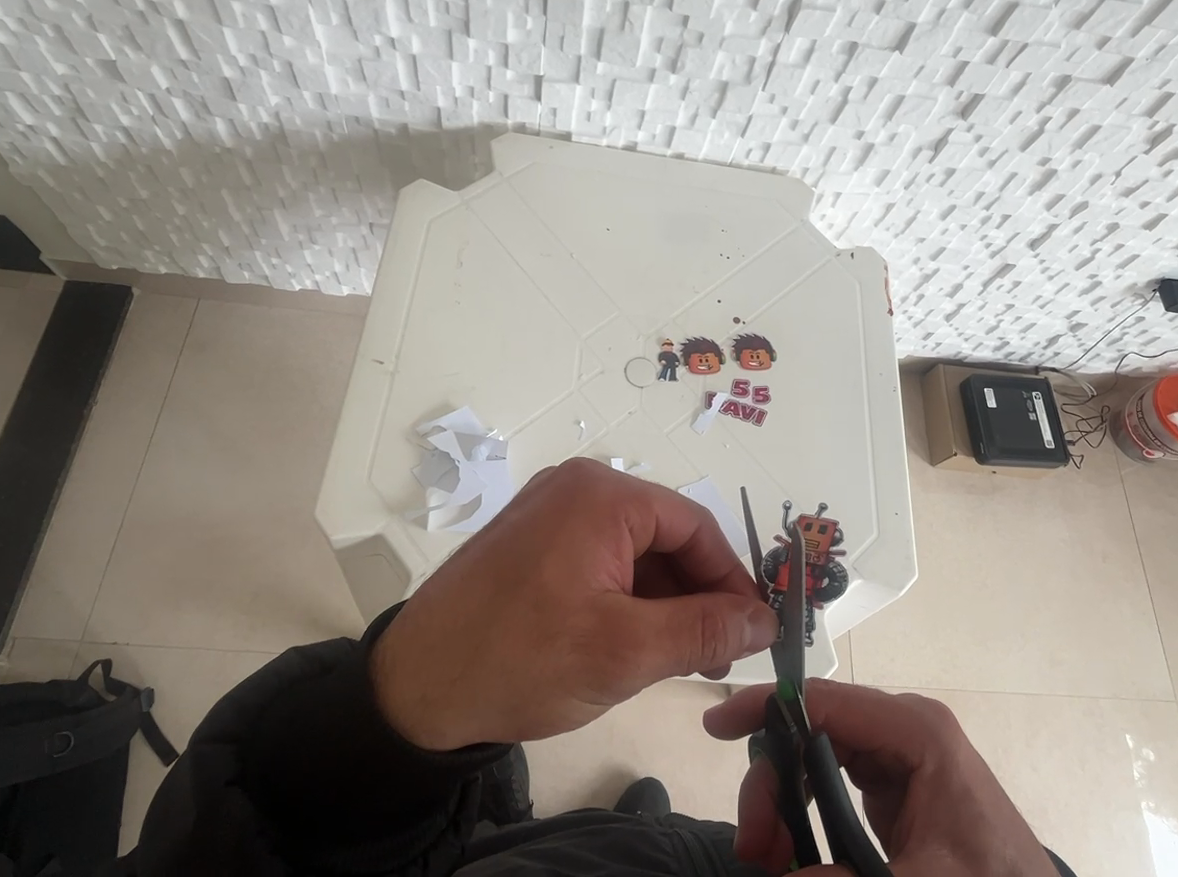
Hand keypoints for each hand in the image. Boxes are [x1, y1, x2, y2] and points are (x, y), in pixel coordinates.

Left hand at [371, 458, 777, 750]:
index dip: (731, 580)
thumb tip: (765, 619)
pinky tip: (630, 642)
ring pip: (633, 550)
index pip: (695, 526)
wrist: (411, 688)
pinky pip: (599, 558)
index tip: (753, 632)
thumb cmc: (523, 660)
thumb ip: (704, 629)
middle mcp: (576, 488)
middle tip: (714, 655)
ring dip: (661, 600)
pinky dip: (624, 597)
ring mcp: (549, 512)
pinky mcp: (531, 541)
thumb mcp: (626, 651)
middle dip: (695, 594)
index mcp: (602, 495)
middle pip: (664, 536)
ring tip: (674, 657)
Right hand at [704, 680, 1055, 876]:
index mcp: (916, 731)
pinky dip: (801, 808)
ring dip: (782, 801)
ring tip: (766, 855)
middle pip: (810, 731)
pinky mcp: (890, 778)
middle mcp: (900, 727)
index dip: (767, 708)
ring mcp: (895, 751)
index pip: (825, 701)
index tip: (718, 728)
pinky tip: (787, 847)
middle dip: (773, 784)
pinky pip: (826, 777)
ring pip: (811, 754)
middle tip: (753, 846)